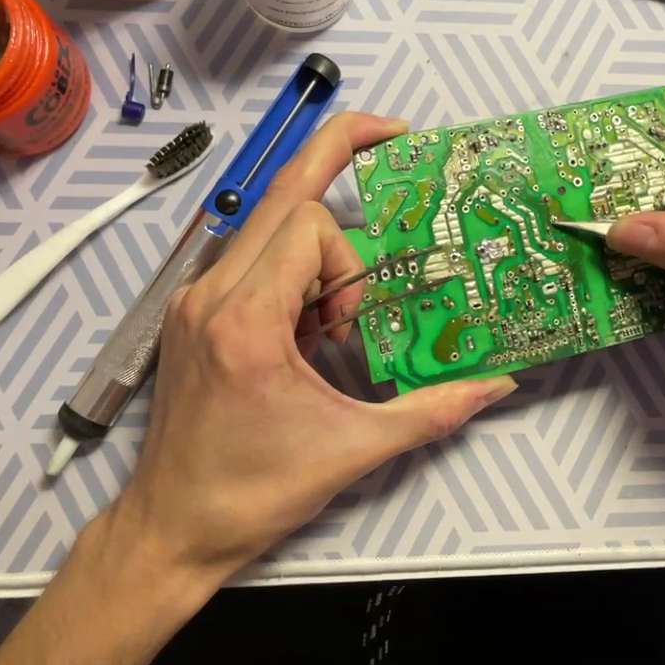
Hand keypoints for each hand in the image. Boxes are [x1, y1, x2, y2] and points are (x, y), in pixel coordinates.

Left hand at [116, 112, 517, 579]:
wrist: (171, 528)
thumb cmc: (247, 495)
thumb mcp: (352, 452)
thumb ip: (432, 411)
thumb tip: (494, 385)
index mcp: (242, 321)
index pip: (308, 224)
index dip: (351, 261)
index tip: (355, 320)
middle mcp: (210, 295)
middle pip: (282, 192)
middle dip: (338, 158)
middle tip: (390, 135)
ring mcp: (195, 299)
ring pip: (266, 221)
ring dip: (316, 241)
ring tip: (336, 310)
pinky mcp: (194, 311)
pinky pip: (252, 256)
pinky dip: (293, 269)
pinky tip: (308, 323)